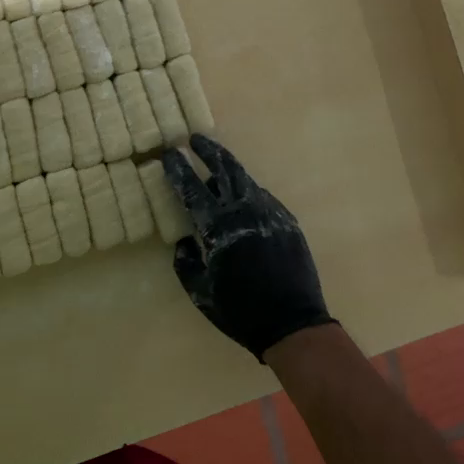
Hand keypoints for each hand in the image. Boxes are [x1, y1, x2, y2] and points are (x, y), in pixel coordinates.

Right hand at [164, 133, 335, 360]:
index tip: (169, 153)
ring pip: (245, 179)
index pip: (192, 187)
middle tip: (195, 140)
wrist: (293, 324)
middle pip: (224, 168)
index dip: (178, 168)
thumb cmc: (241, 311)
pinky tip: (241, 200)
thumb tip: (186, 243)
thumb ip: (186, 264)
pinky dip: (247, 191)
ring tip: (216, 167)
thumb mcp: (201, 293)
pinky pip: (262, 196)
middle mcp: (244, 210)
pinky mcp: (287, 220)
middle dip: (208, 150)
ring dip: (228, 169)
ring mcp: (269, 212)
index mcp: (219, 227)